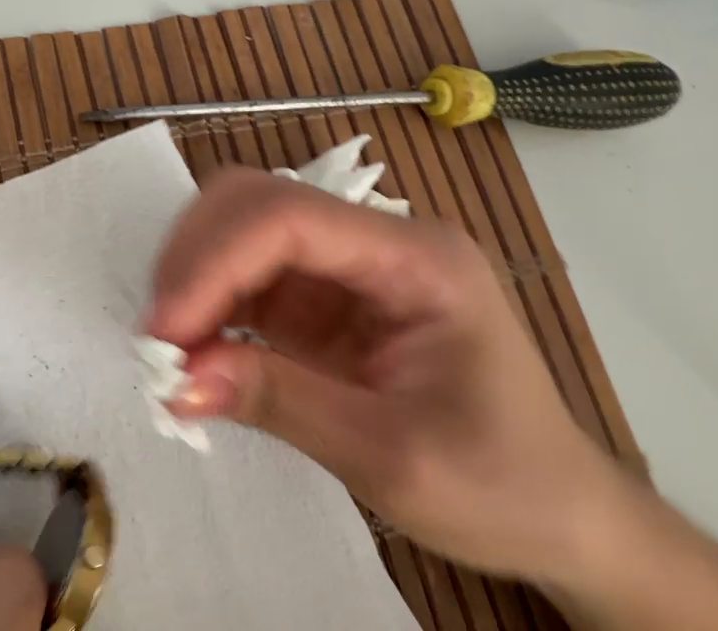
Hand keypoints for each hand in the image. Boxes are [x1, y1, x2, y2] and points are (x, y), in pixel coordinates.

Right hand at [140, 166, 619, 581]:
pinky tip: (192, 348)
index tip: (165, 333)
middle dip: (193, 258)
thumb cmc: (501, 486)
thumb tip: (178, 379)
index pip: (288, 219)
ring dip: (190, 278)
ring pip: (235, 228)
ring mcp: (343, 264)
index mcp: (417, 259)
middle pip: (254, 201)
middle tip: (159, 338)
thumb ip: (281, 403)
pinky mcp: (315, 295)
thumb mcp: (393, 458)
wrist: (558, 516)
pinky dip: (203, 305)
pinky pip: (239, 276)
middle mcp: (375, 241)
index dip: (212, 262)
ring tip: (170, 348)